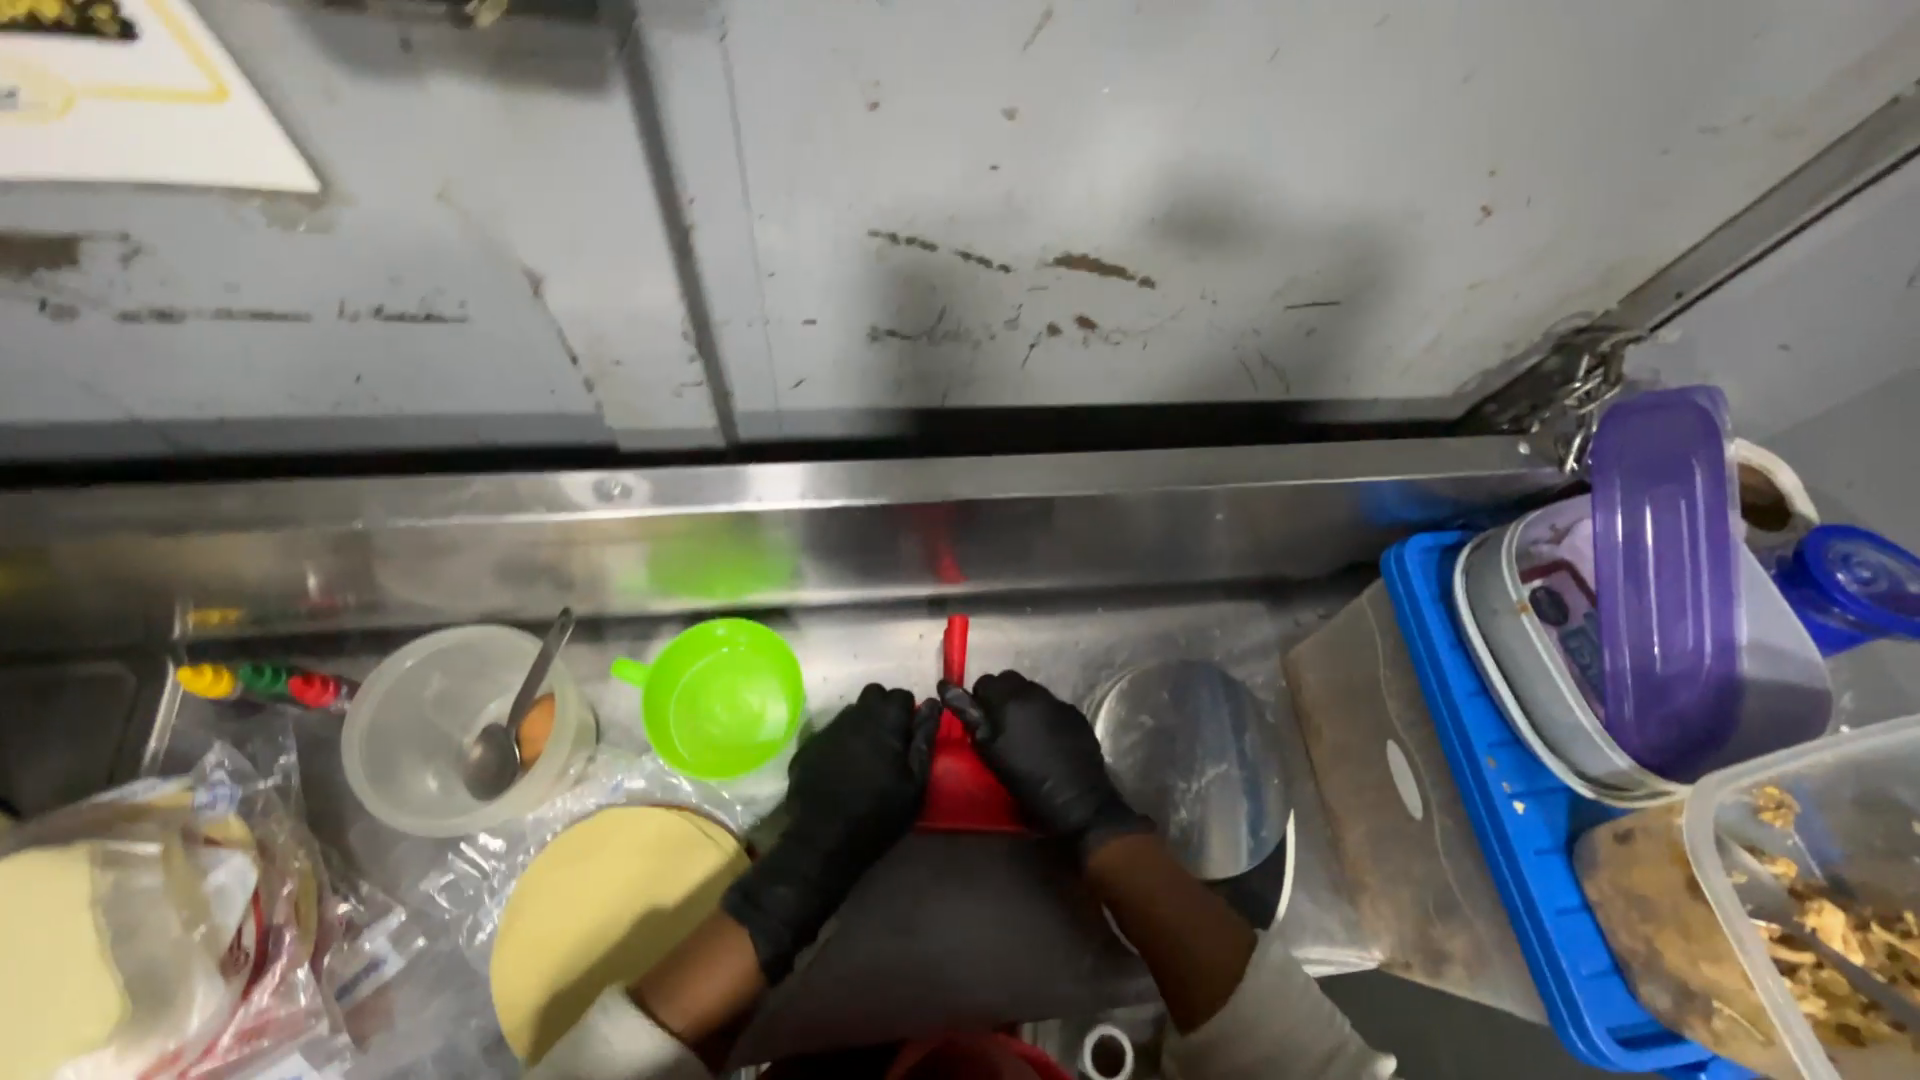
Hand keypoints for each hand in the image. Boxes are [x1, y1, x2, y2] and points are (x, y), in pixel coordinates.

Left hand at [722, 684, 939, 982]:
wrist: (822, 841)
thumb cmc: (878, 815)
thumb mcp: (914, 782)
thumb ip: (924, 739)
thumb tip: (934, 705)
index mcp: (884, 722)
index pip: (901, 695)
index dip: (908, 712)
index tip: (909, 735)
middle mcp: (854, 717)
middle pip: (873, 694)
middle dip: (884, 710)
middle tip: (890, 741)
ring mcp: (828, 730)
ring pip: (851, 712)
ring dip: (862, 724)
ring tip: (866, 757)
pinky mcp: (808, 746)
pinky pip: (830, 732)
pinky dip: (840, 742)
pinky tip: (841, 770)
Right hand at [941, 671, 1150, 861]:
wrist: (1076, 800)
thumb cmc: (1025, 779)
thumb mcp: (990, 751)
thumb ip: (969, 716)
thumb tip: (946, 687)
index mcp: (1010, 699)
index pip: (985, 682)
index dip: (979, 701)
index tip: (982, 723)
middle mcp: (1036, 692)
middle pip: (1010, 681)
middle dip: (1001, 698)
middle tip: (1000, 727)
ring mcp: (1059, 702)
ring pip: (1032, 691)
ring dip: (1023, 705)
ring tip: (1023, 734)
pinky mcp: (1076, 714)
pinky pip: (1052, 705)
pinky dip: (1044, 715)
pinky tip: (1047, 739)